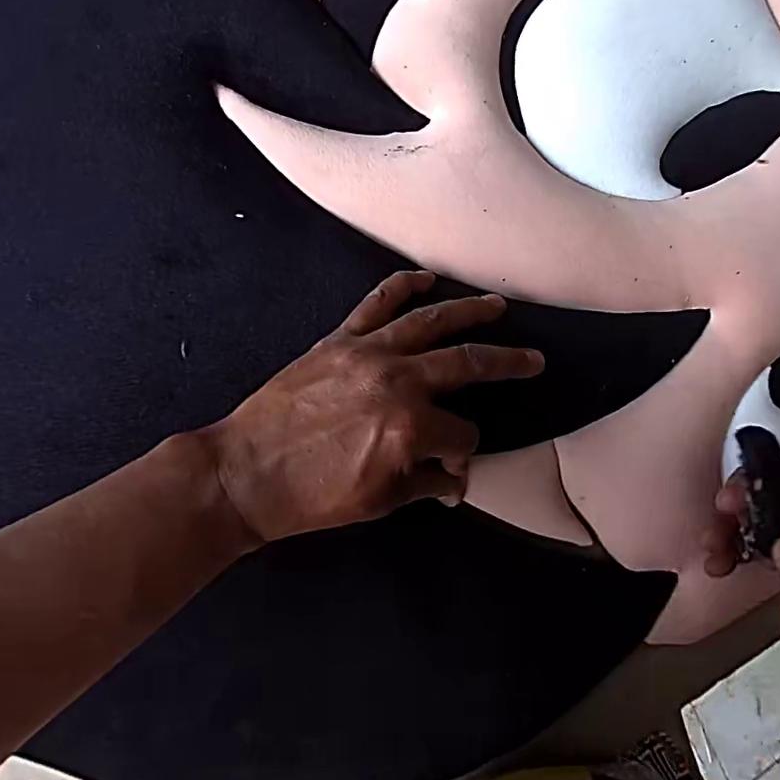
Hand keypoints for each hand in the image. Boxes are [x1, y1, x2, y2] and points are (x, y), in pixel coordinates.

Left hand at [203, 270, 544, 545]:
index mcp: (411, 427)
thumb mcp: (382, 501)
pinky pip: (376, 303)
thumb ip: (428, 481)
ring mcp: (367, 353)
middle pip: (468, 364)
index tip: (452, 470)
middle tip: (534, 360)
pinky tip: (426, 279)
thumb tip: (455, 477)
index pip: (462, 435)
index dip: (463, 455)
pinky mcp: (339, 341)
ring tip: (497, 306)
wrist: (245, 474)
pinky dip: (402, 286)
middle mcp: (398, 381)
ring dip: (470, 311)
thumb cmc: (313, 498)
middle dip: (508, 364)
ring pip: (431, 321)